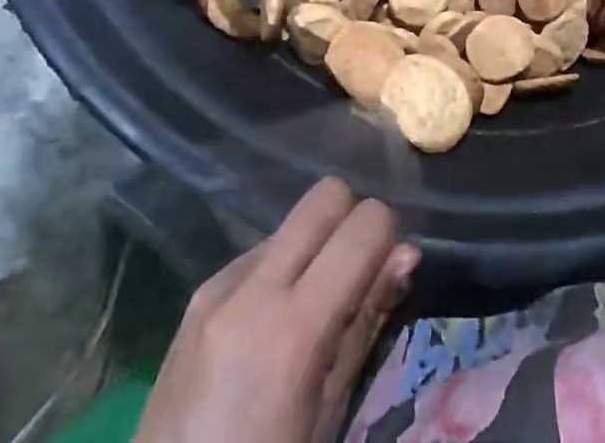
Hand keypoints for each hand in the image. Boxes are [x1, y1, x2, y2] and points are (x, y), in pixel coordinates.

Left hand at [136, 178, 419, 442]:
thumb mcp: (328, 408)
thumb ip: (367, 320)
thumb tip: (406, 252)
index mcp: (294, 327)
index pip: (362, 225)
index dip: (385, 234)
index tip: (388, 267)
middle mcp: (252, 288)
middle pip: (323, 197)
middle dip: (350, 220)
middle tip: (356, 272)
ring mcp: (217, 285)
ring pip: (291, 224)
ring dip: (315, 248)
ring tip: (311, 309)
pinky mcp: (197, 294)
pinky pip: (258, 254)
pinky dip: (281, 271)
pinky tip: (271, 324)